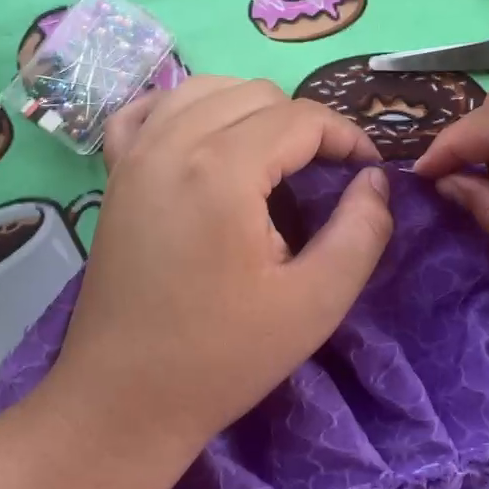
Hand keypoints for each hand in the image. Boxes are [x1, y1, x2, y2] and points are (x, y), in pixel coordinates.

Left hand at [44, 77, 394, 455]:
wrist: (123, 400)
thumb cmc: (222, 357)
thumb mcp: (315, 303)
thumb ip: (361, 231)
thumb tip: (374, 179)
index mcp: (222, 170)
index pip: (301, 117)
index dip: (346, 136)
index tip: (367, 171)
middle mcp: (172, 143)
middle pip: (256, 93)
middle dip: (302, 124)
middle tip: (323, 176)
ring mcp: (134, 155)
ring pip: (205, 89)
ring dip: (249, 109)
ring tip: (272, 158)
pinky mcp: (114, 176)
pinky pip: (147, 111)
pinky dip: (183, 110)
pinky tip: (202, 137)